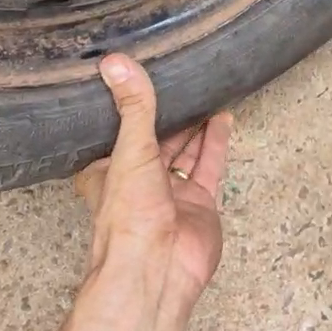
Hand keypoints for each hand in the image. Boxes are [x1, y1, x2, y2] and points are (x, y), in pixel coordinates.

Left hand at [74, 55, 231, 305]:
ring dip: (195, 124)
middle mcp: (140, 182)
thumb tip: (116, 63)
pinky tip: (222, 118)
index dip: (126, 109)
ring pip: (185, 150)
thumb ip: (132, 106)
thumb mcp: (129, 150)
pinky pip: (209, 165)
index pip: (117, 133)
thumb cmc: (128, 218)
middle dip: (167, 114)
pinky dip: (216, 142)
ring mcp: (171, 193)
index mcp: (109, 172)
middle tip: (179, 80)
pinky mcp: (200, 203)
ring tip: (204, 92)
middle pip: (156, 140)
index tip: (135, 80)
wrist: (157, 267)